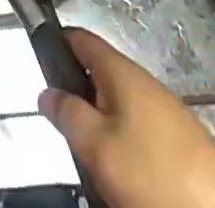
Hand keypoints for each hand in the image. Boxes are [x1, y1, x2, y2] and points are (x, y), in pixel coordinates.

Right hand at [40, 28, 214, 207]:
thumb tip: (47, 94)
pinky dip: (120, 150)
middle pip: (96, 78)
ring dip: (98, 129)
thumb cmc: (158, 172)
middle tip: (63, 126)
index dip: (55, 39)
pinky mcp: (178, 145)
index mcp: (122, 73)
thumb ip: (67, 114)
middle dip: (76, 98)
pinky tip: (120, 177)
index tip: (36, 50)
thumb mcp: (97, 145)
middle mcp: (144, 86)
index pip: (81, 38)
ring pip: (114, 110)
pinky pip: (134, 135)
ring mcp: (163, 115)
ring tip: (92, 159)